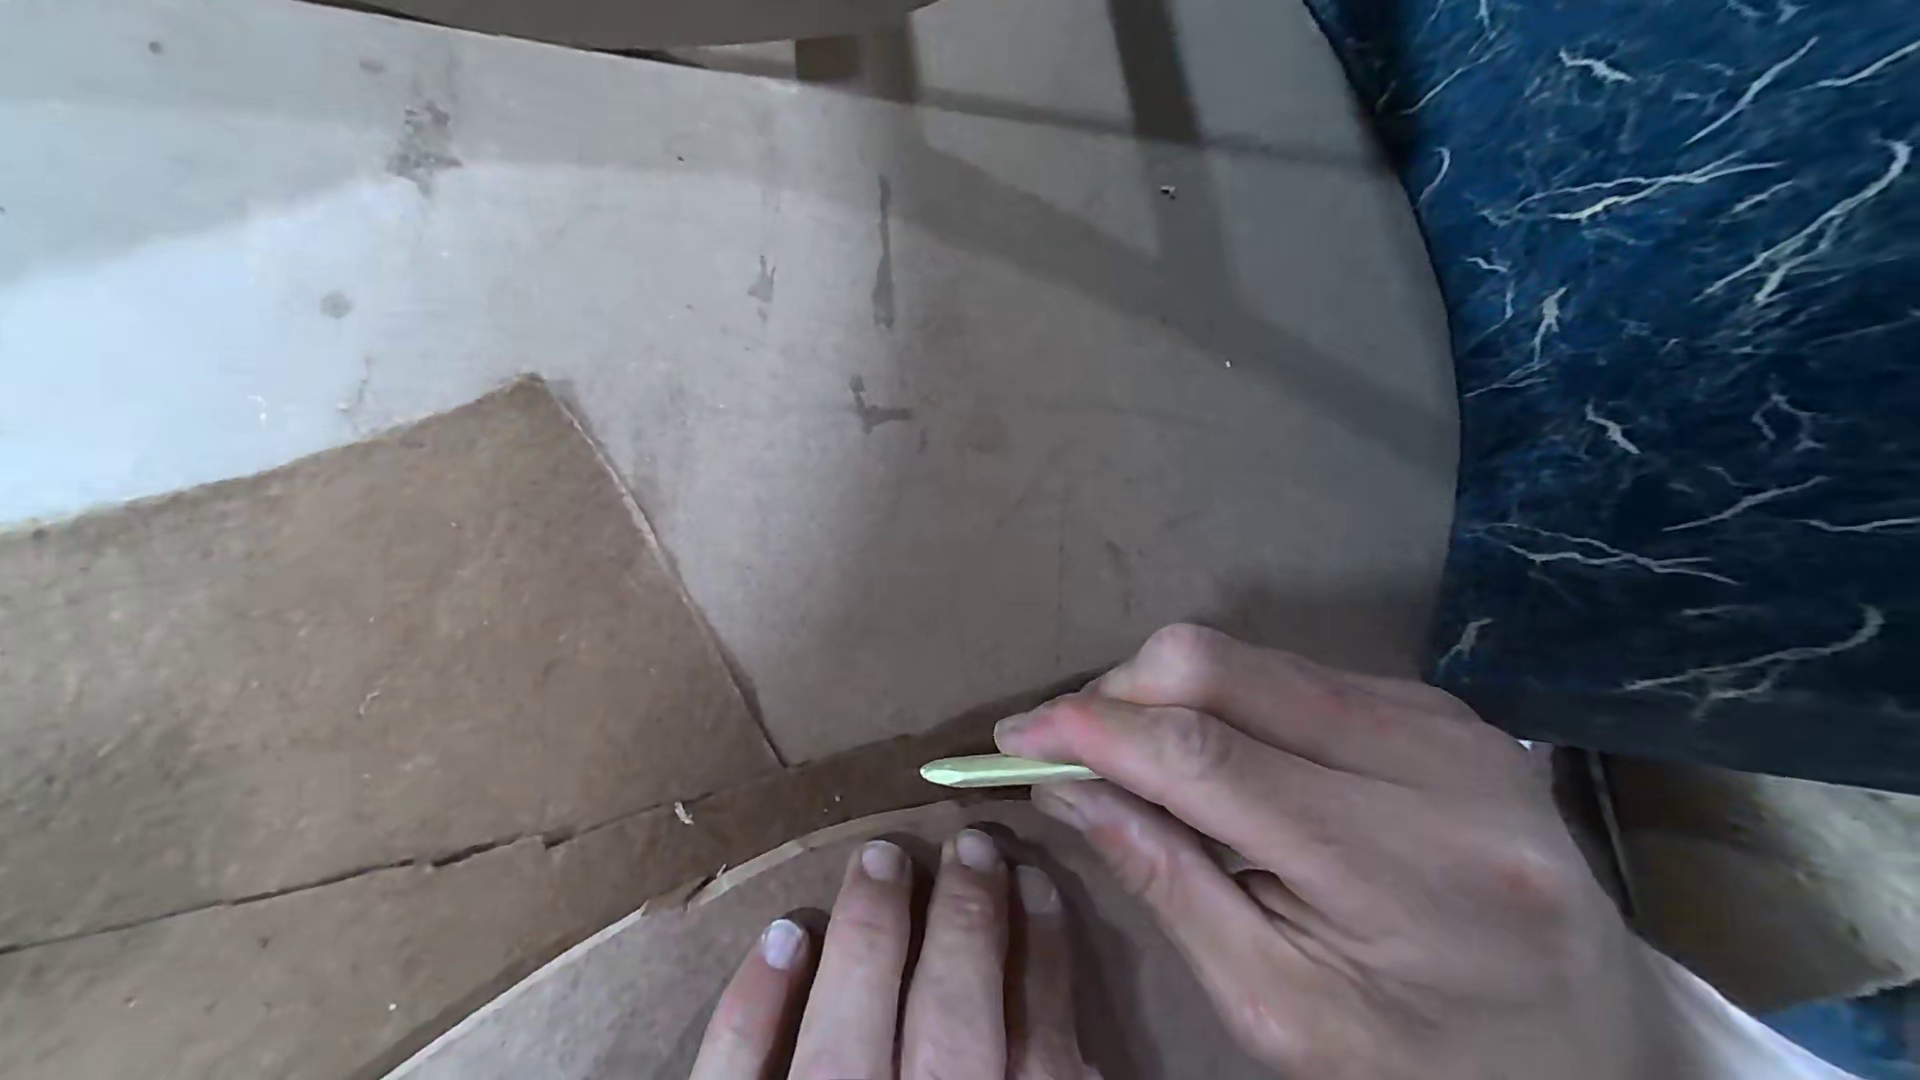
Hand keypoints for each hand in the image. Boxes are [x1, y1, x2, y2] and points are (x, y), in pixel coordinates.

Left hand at [688, 830, 1088, 1079]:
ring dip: (868, 933)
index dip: (1041, 956)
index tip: (1038, 884)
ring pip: (844, 1032)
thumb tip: (1072, 1047)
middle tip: (970, 842)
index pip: (1034, 1050)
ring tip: (881, 856)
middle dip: (966, 918)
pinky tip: (780, 936)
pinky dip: (751, 1012)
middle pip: (950, 1019)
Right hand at [993, 624, 1675, 1079]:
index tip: (1015, 737)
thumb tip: (1064, 786)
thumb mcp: (1276, 1008)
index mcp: (1406, 872)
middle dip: (1117, 693)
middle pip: (1218, 667)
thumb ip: (1164, 879)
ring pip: (1241, 654)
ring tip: (1134, 754)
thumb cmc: (1427, 1065)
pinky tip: (1214, 752)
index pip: (1205, 759)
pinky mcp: (1430, 698)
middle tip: (1068, 744)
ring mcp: (1441, 717)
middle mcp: (1435, 764)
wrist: (1604, 1051)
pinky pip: (1281, 668)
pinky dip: (1217, 697)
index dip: (1092, 731)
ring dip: (1160, 693)